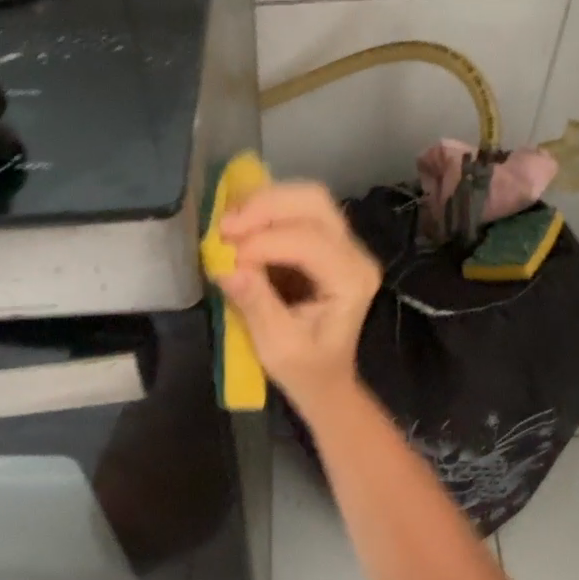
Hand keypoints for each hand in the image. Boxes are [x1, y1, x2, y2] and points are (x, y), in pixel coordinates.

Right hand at [217, 182, 380, 413]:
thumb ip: (256, 304)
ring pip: (306, 198)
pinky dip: (265, 212)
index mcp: (352, 282)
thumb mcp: (277, 348)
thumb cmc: (305, 370)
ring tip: (227, 226)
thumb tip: (227, 268)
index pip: (310, 242)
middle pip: (314, 203)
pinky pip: (297, 210)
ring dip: (263, 205)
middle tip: (224, 228)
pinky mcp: (325, 242)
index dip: (265, 242)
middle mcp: (354, 254)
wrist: (325, 381)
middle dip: (265, 207)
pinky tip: (239, 227)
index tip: (227, 257)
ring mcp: (343, 244)